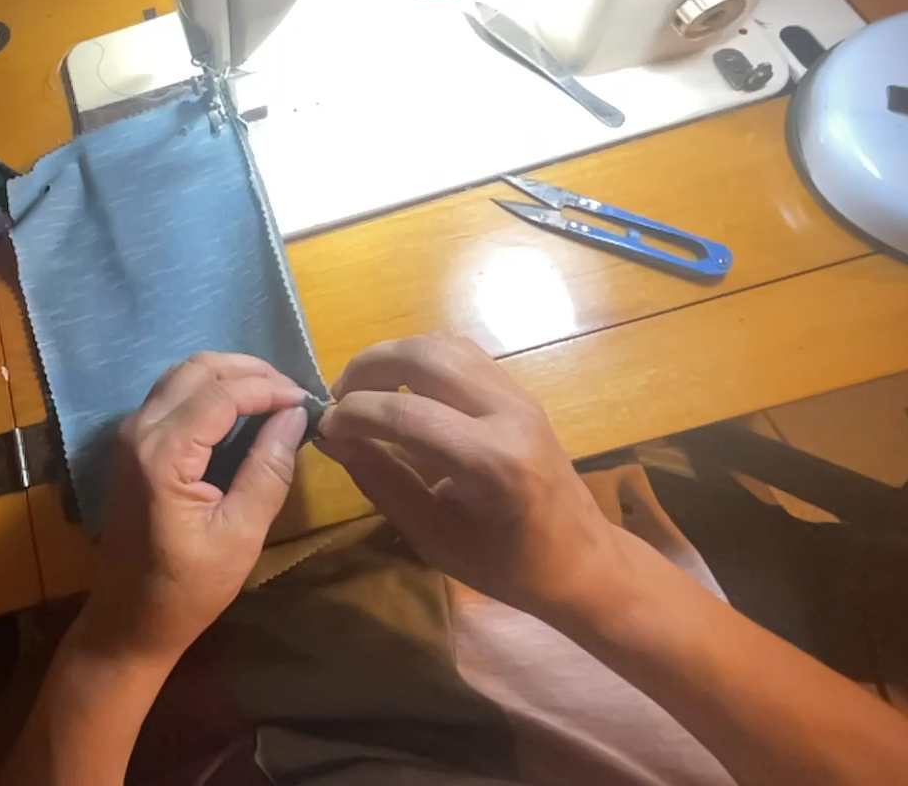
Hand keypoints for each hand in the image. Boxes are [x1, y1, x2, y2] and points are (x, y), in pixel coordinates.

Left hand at [79, 352, 309, 664]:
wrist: (127, 617)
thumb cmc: (186, 588)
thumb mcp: (240, 535)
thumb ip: (267, 470)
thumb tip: (294, 416)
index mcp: (163, 453)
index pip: (220, 394)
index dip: (267, 388)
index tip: (306, 398)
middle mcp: (140, 429)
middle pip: (198, 369)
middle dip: (249, 371)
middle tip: (291, 392)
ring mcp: (131, 432)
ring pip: (182, 374)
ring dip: (228, 374)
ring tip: (273, 394)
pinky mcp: (132, 440)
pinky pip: (172, 393)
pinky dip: (209, 387)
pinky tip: (241, 406)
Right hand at [316, 333, 628, 621]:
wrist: (582, 561)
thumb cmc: (507, 564)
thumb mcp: (432, 536)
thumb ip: (379, 479)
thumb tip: (329, 437)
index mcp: (493, 463)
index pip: (406, 415)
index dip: (352, 414)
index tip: (324, 427)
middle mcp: (508, 413)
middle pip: (423, 358)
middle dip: (367, 369)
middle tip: (339, 399)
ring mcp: (516, 394)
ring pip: (439, 343)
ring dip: (389, 357)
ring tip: (362, 389)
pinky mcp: (514, 388)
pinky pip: (456, 351)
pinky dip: (415, 357)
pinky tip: (397, 386)